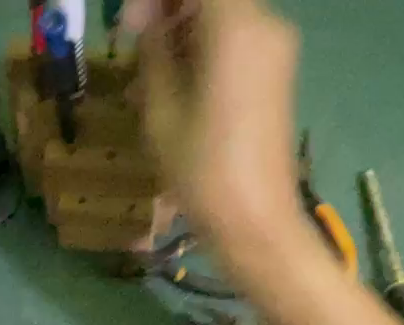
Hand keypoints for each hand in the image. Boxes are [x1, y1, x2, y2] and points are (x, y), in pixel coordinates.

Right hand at [127, 0, 308, 272]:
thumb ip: (154, 52)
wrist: (256, 224)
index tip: (128, 25)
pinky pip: (233, 44)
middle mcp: (265, 24)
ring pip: (220, 19)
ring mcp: (274, 50)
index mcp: (237, 25)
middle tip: (133, 46)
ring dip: (180, 36)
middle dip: (168, 12)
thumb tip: (147, 22)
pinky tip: (172, 91)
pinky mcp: (275, 76)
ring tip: (145, 81)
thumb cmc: (202, 171)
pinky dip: (201, 54)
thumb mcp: (162, 110)